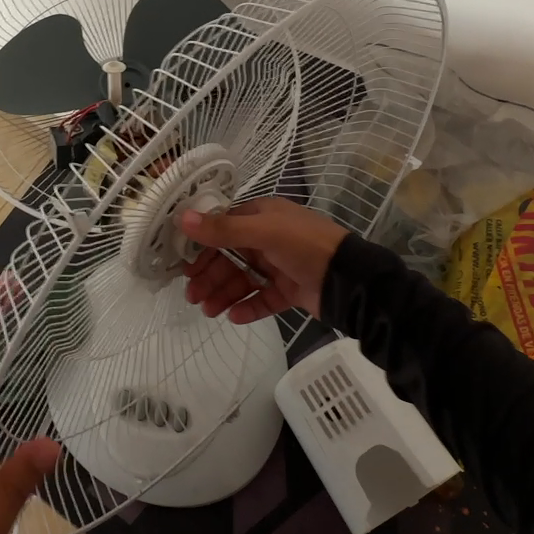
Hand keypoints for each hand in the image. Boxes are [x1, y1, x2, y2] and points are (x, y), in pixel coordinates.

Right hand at [180, 197, 349, 322]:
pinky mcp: (289, 290)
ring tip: (208, 311)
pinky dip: (248, 307)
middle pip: (230, 257)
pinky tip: (233, 317)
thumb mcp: (263, 231)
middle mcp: (268, 238)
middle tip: (192, 296)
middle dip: (210, 275)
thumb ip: (223, 229)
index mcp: (262, 216)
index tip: (184, 264)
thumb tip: (181, 218)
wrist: (351, 280)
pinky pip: (262, 299)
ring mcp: (279, 265)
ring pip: (243, 280)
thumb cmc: (305, 245)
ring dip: (224, 293)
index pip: (223, 228)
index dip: (202, 246)